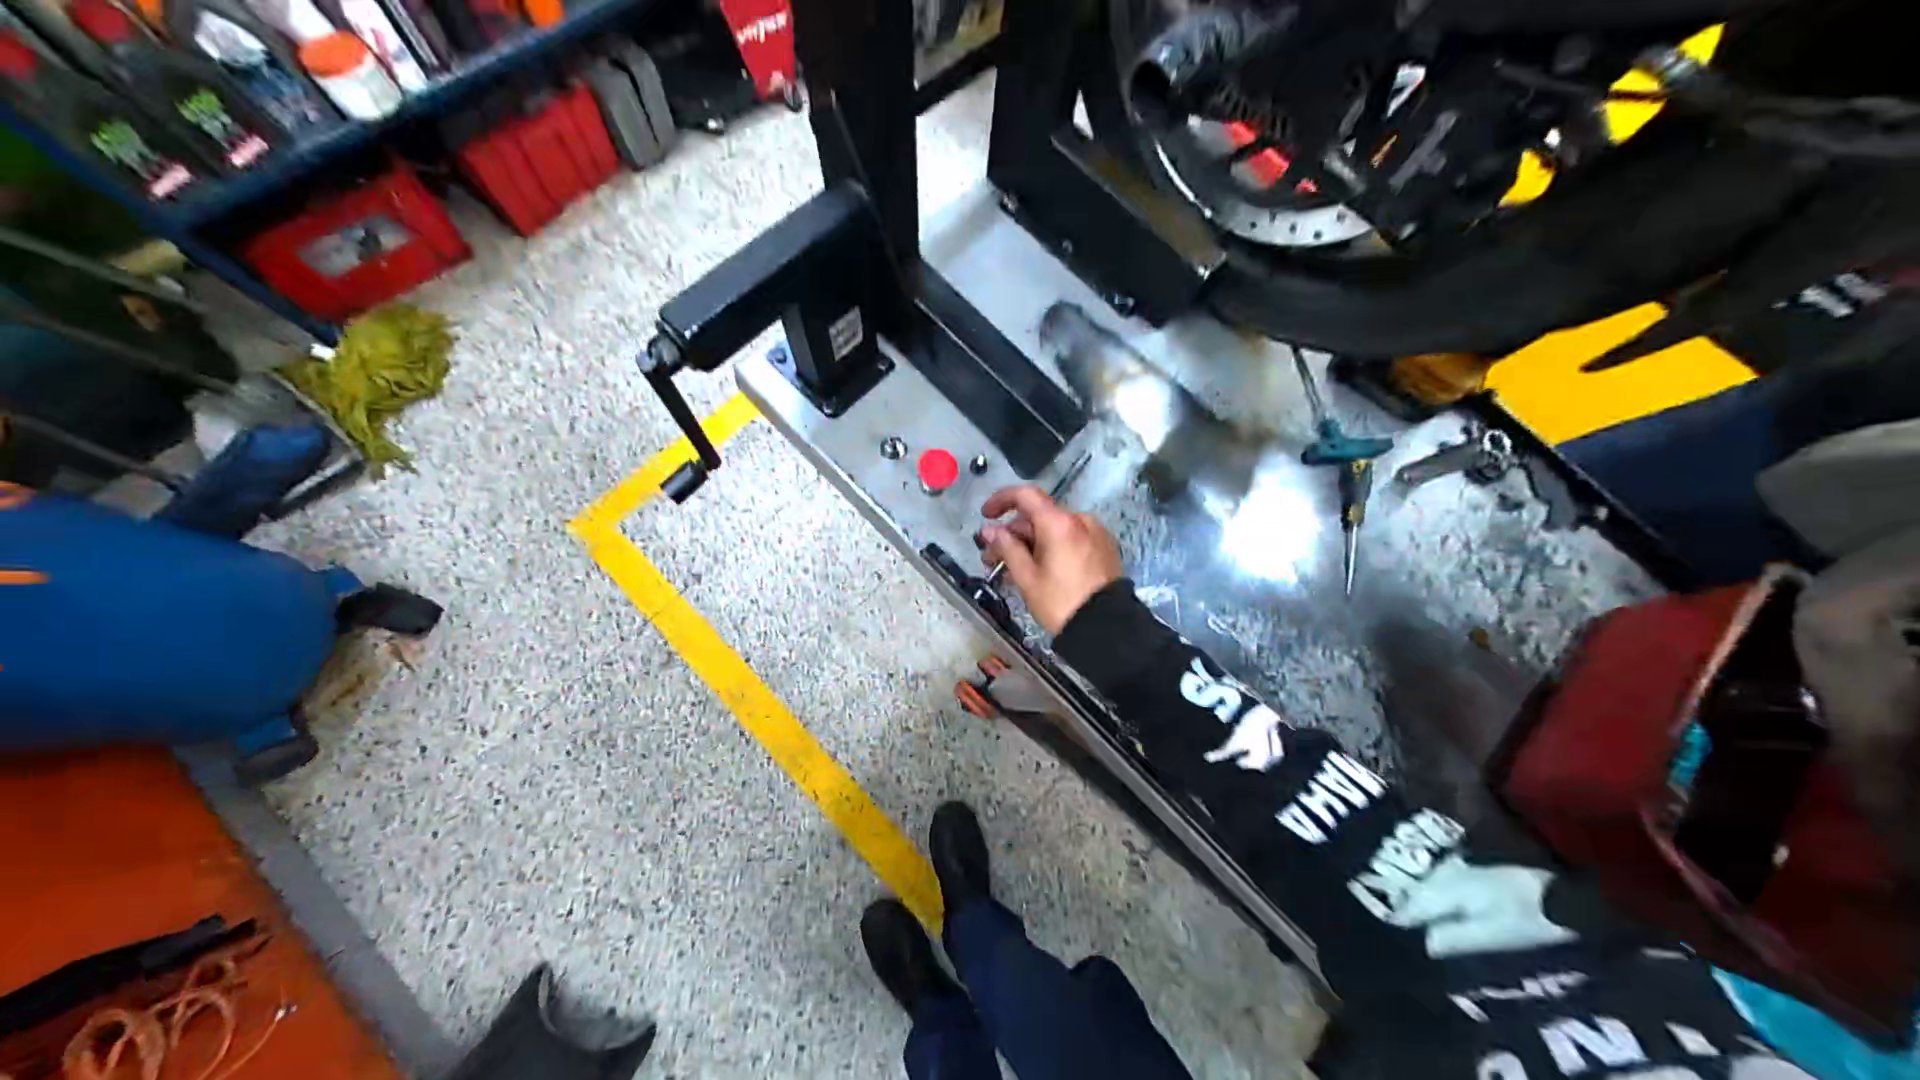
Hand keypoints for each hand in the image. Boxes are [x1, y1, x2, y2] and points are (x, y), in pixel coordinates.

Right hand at [979, 485, 1122, 634]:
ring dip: (1031, 543)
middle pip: (1039, 516)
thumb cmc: (1061, 603)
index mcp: (1059, 523)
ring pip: (1054, 529)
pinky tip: (1038, 570)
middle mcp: (1079, 520)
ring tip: (1013, 569)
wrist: (1107, 628)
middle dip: (1013, 533)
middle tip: (993, 556)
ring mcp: (1094, 533)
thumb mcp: (1027, 578)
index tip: (986, 515)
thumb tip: (990, 531)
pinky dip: (1051, 547)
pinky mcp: (1103, 548)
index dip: (1001, 500)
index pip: (1025, 495)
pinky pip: (1070, 539)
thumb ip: (1006, 548)